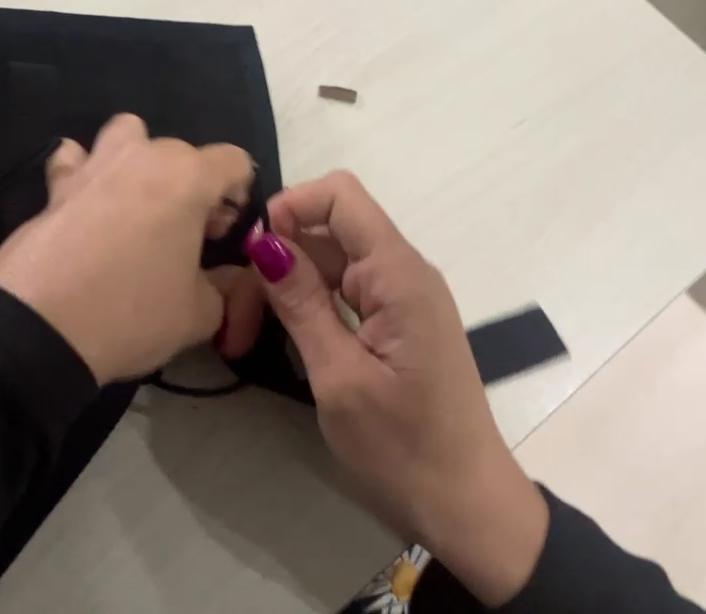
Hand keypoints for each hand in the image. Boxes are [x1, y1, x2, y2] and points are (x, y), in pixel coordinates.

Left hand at [0, 114, 265, 384]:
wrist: (40, 329)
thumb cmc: (132, 313)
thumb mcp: (198, 314)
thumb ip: (225, 288)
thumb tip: (231, 277)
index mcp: (189, 177)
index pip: (234, 161)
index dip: (237, 195)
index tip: (223, 235)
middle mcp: (144, 156)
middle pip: (183, 153)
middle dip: (191, 186)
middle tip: (184, 237)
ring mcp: (95, 163)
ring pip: (128, 135)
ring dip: (139, 158)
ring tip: (135, 204)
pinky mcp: (54, 184)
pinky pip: (73, 158)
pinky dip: (83, 170)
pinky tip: (84, 201)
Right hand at [247, 171, 549, 605]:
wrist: (468, 510)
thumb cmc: (404, 450)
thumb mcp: (339, 377)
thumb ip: (301, 304)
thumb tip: (264, 241)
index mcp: (398, 275)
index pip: (342, 196)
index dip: (292, 205)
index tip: (253, 251)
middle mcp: (403, 273)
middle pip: (330, 228)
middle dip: (279, 253)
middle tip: (237, 313)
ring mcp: (401, 298)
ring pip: (331, 260)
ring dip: (289, 282)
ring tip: (248, 330)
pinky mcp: (396, 323)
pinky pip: (345, 289)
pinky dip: (310, 303)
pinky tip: (285, 334)